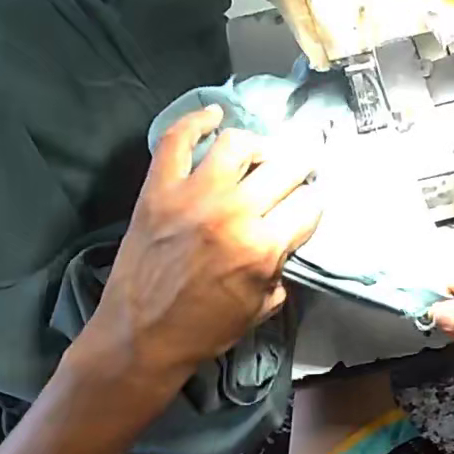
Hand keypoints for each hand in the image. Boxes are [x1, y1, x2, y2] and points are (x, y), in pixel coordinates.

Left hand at [78, 105, 321, 388]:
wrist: (140, 338)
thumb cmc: (205, 330)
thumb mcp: (261, 308)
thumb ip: (281, 268)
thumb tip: (286, 239)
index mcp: (262, 247)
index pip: (307, 206)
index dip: (312, 205)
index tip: (307, 206)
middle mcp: (233, 213)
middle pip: (284, 168)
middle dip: (298, 169)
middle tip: (296, 172)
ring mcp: (193, 196)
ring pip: (237, 144)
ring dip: (257, 145)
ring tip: (259, 154)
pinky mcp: (158, 189)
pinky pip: (176, 140)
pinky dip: (196, 121)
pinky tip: (213, 115)